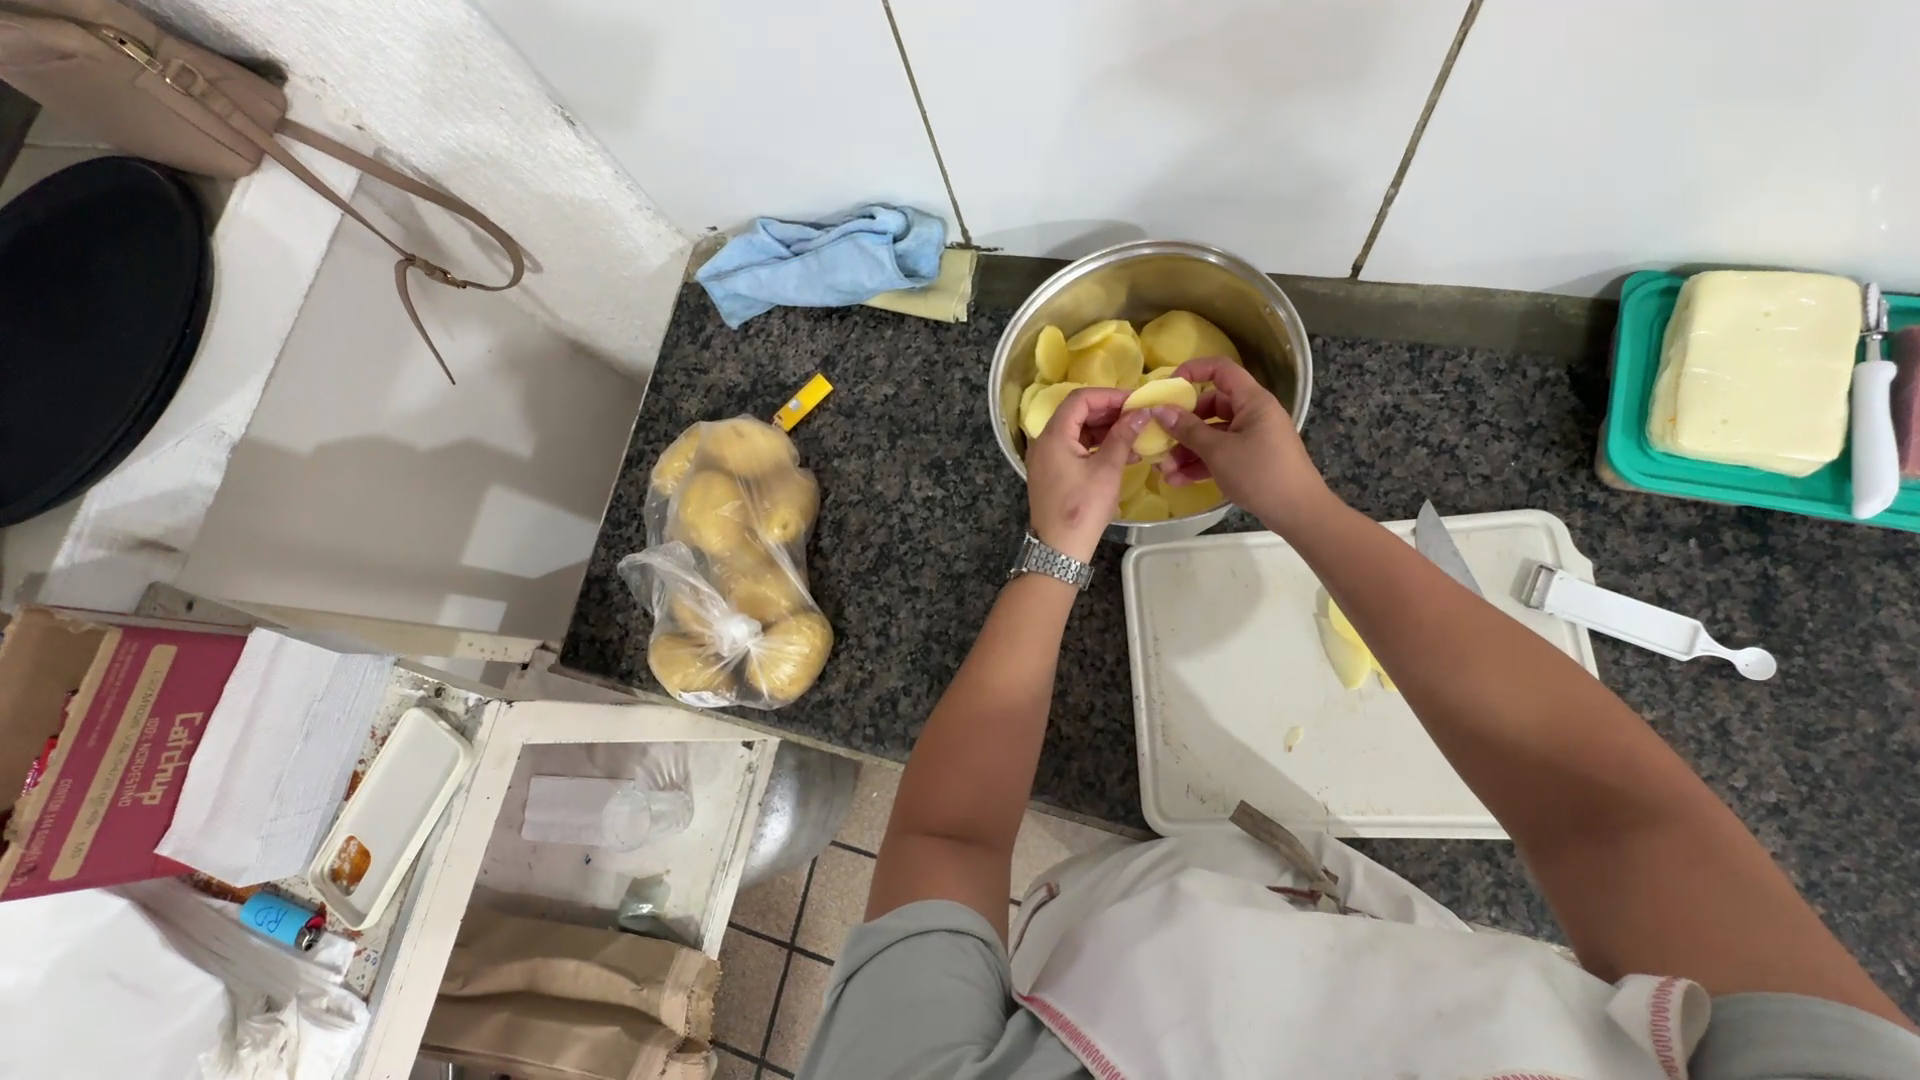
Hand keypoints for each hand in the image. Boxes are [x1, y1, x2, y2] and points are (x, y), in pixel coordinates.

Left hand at [1026, 387, 1150, 560]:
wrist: (1060, 549)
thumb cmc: (1083, 507)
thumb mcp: (1107, 469)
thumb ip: (1123, 436)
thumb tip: (1141, 412)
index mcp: (1052, 435)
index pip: (1080, 399)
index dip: (1109, 395)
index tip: (1134, 400)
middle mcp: (1044, 441)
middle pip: (1077, 414)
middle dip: (1109, 412)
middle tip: (1137, 416)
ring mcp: (1046, 458)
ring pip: (1077, 432)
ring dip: (1105, 431)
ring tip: (1135, 436)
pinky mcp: (1052, 473)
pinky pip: (1075, 449)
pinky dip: (1097, 447)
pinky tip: (1122, 453)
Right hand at [1151, 358, 1330, 530]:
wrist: (1298, 512)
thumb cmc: (1260, 473)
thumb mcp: (1218, 451)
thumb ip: (1187, 429)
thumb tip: (1158, 409)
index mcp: (1252, 401)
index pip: (1221, 370)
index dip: (1193, 370)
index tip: (1168, 386)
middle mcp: (1252, 414)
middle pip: (1210, 407)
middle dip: (1182, 425)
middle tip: (1159, 438)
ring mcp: (1252, 438)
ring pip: (1212, 435)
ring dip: (1186, 451)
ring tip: (1164, 470)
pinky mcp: (1250, 460)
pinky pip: (1220, 454)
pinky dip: (1200, 464)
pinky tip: (1178, 480)